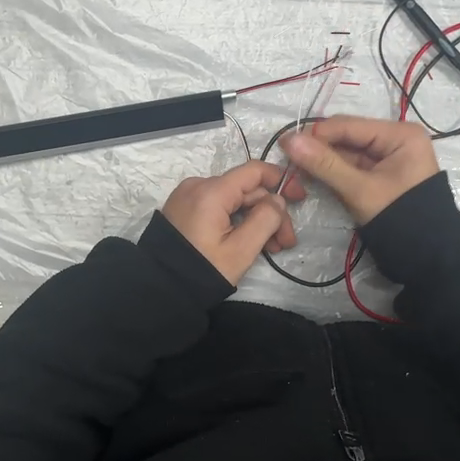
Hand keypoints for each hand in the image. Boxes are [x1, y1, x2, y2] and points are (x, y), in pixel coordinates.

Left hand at [161, 161, 302, 283]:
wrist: (159, 289)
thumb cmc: (203, 271)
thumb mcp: (241, 250)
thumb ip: (266, 219)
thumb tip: (278, 200)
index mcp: (211, 191)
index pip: (255, 171)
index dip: (281, 180)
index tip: (300, 198)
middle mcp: (198, 186)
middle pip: (246, 190)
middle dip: (270, 213)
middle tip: (285, 243)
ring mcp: (188, 196)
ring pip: (233, 200)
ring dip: (255, 219)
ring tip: (271, 248)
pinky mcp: (183, 209)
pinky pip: (217, 207)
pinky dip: (235, 220)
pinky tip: (248, 241)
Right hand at [279, 115, 438, 224]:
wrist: (424, 254)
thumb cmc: (397, 217)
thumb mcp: (359, 190)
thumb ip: (324, 164)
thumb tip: (289, 140)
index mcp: (400, 135)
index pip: (349, 125)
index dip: (316, 134)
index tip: (285, 144)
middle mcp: (395, 139)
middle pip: (346, 136)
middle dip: (317, 148)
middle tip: (287, 159)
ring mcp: (387, 157)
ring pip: (345, 152)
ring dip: (321, 161)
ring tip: (294, 170)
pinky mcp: (379, 174)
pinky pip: (350, 166)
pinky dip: (331, 171)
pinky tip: (310, 176)